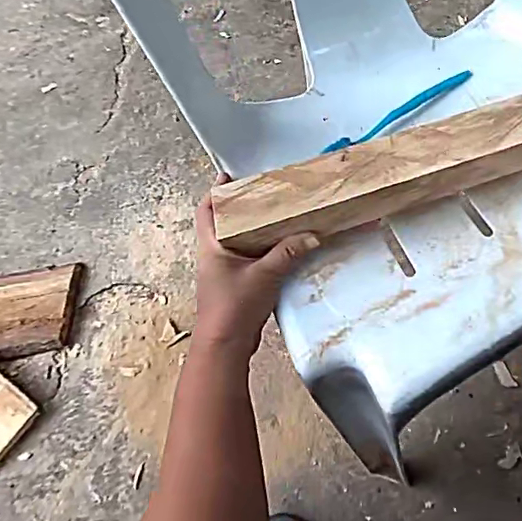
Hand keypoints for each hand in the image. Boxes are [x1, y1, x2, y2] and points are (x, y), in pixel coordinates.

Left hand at [193, 175, 319, 361]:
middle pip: (226, 221)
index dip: (216, 192)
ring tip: (282, 213)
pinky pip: (255, 255)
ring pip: (242, 239)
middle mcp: (216, 254)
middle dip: (244, 206)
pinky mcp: (241, 281)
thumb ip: (288, 252)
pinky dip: (269, 246)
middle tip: (267, 192)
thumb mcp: (264, 275)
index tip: (231, 176)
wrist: (225, 345)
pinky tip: (288, 244)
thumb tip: (314, 234)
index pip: (207, 211)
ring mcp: (228, 269)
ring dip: (258, 227)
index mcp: (212, 246)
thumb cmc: (234, 306)